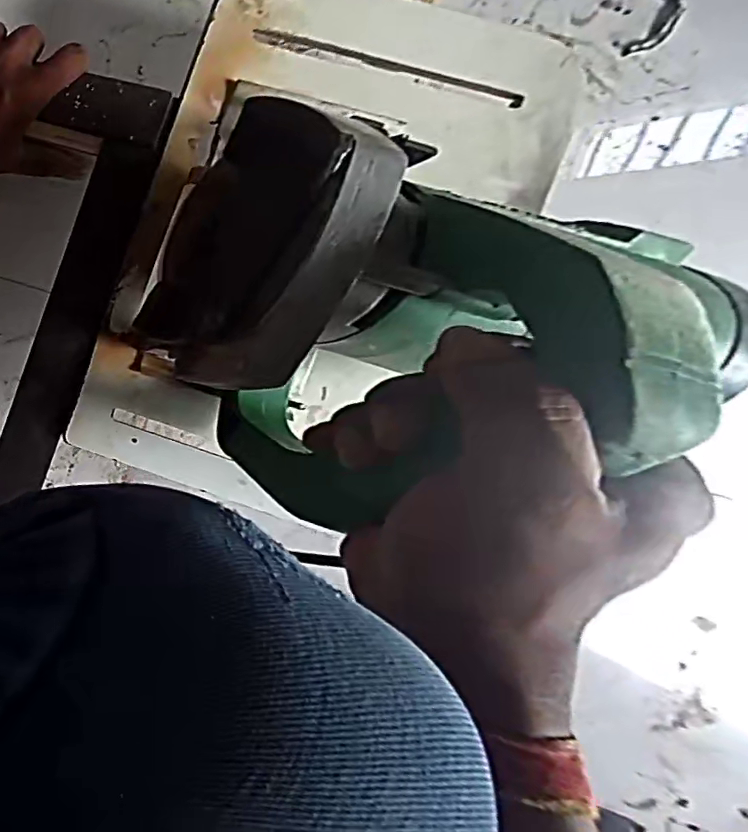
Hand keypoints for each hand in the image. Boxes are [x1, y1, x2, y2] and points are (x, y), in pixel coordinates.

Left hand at [0, 15, 87, 273]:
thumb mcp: (5, 161)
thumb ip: (45, 159)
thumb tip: (69, 165)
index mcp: (27, 90)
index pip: (72, 57)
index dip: (68, 64)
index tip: (60, 71)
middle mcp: (2, 63)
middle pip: (32, 35)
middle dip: (26, 53)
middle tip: (9, 76)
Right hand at [305, 329, 714, 737]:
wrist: (423, 635)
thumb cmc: (497, 579)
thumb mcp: (530, 491)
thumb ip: (517, 408)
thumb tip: (469, 343)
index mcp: (635, 470)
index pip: (580, 379)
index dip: (511, 369)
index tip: (456, 384)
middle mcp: (565, 464)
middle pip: (483, 387)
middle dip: (422, 404)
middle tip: (396, 435)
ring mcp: (489, 472)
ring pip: (426, 405)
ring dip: (379, 422)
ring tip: (363, 457)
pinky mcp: (427, 479)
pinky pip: (389, 429)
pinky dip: (357, 435)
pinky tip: (344, 455)